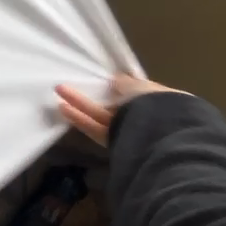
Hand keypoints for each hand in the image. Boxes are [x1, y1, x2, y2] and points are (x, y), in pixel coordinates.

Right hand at [55, 74, 183, 145]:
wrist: (164, 135)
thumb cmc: (157, 104)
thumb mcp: (139, 86)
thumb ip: (125, 83)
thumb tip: (117, 80)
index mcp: (165, 104)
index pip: (140, 95)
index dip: (122, 88)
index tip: (106, 82)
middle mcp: (152, 121)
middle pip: (119, 108)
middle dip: (97, 96)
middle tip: (76, 85)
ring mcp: (135, 135)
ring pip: (105, 118)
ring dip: (82, 105)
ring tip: (59, 91)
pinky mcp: (119, 146)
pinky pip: (98, 130)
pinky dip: (81, 120)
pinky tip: (64, 108)